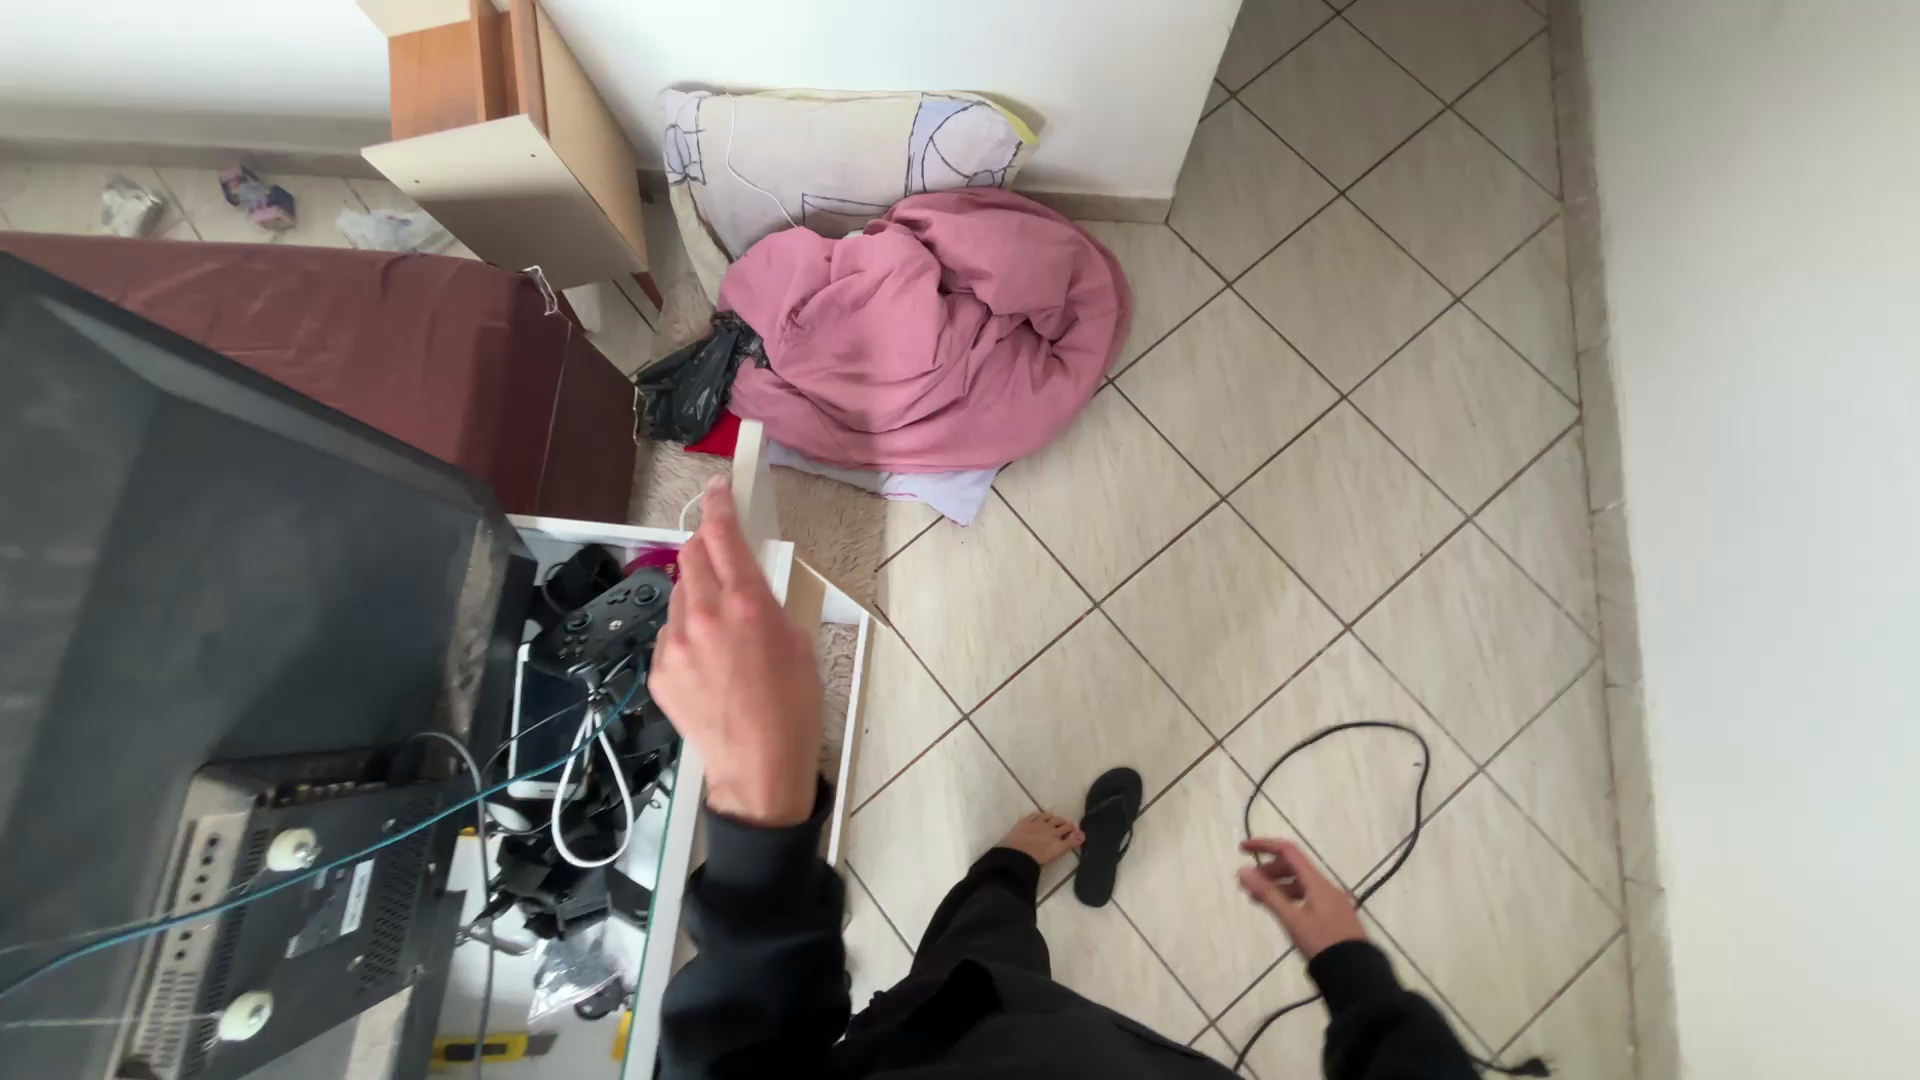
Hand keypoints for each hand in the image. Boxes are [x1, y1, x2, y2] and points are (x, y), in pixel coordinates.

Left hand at [648, 477, 822, 826]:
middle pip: (689, 557)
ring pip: (678, 596)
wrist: (760, 768)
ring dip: (697, 594)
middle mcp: (705, 616)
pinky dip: (687, 632)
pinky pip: (669, 633)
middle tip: (719, 555)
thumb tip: (750, 593)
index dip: (719, 506)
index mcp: (748, 605)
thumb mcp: (799, 643)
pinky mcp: (660, 671)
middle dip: (703, 547)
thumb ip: (768, 607)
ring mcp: (676, 645)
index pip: (723, 537)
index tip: (717, 490)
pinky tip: (708, 659)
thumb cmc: (794, 707)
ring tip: (721, 626)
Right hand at [1236, 838, 1367, 958]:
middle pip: (1293, 866)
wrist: (1358, 978)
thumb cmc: (1322, 944)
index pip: (1288, 851)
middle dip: (1268, 870)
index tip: (1243, 849)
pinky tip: (1280, 910)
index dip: (1264, 846)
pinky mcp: (1334, 916)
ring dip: (1277, 885)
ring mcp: (1332, 902)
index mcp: (1318, 883)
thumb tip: (1242, 871)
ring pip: (1299, 883)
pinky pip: (1307, 896)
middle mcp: (1326, 887)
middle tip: (1248, 883)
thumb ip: (1267, 894)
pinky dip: (1289, 897)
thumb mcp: (1292, 920)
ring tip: (1257, 899)